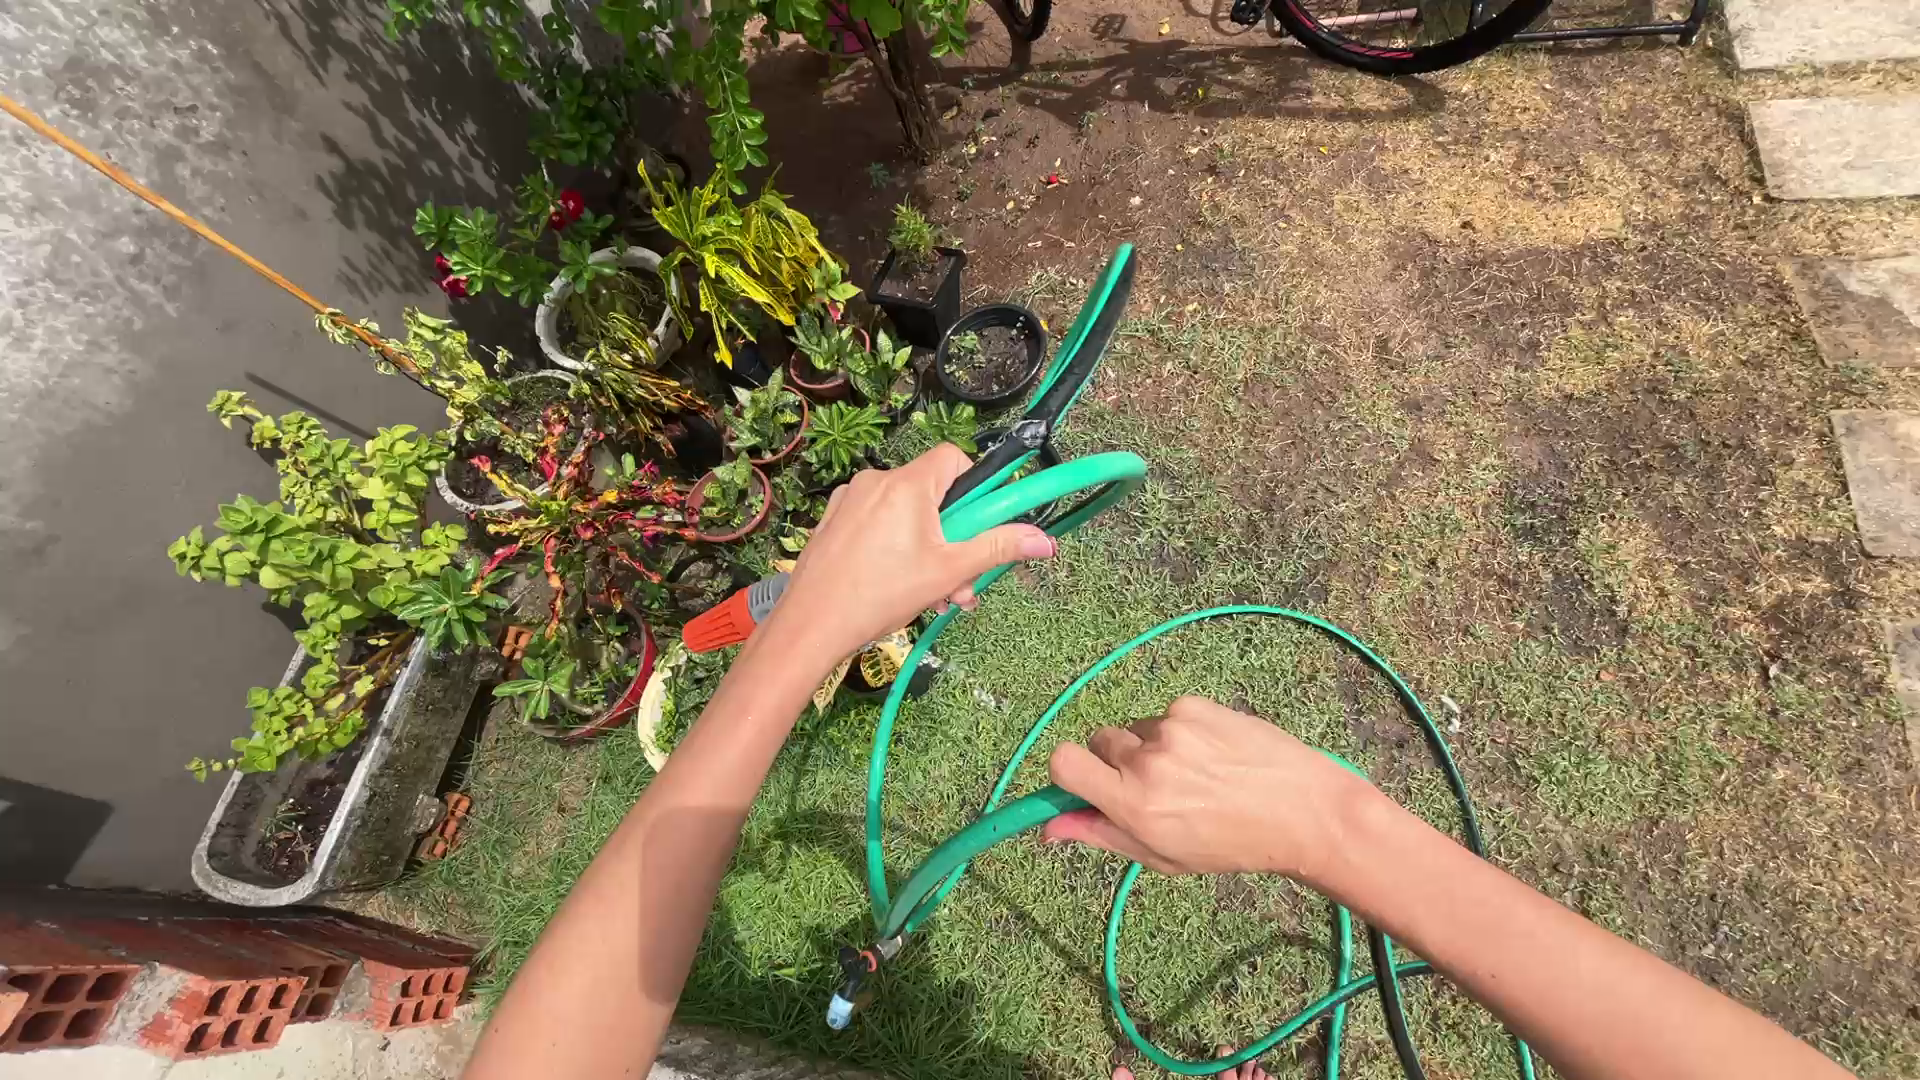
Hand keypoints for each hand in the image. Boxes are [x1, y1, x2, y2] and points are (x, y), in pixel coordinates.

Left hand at [765, 444, 1055, 663]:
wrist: (811, 625)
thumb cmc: (880, 595)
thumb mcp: (949, 572)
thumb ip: (998, 548)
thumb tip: (1044, 540)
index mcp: (907, 484)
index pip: (954, 458)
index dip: (975, 485)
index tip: (981, 520)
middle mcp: (877, 481)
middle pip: (932, 494)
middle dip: (954, 535)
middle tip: (959, 578)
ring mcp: (850, 500)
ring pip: (905, 514)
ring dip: (927, 549)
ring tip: (929, 593)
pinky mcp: (834, 521)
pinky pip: (878, 523)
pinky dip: (895, 547)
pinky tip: (895, 584)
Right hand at [1043, 696, 1377, 884]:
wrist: (1304, 810)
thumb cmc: (1230, 844)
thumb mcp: (1161, 855)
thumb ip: (1100, 835)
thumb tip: (1047, 828)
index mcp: (1134, 805)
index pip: (1064, 763)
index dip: (1067, 771)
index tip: (1084, 782)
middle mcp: (1147, 762)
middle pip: (1097, 741)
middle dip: (1115, 761)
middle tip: (1155, 785)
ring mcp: (1171, 728)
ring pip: (1134, 729)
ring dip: (1150, 747)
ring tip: (1196, 772)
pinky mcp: (1192, 705)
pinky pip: (1165, 715)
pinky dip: (1179, 732)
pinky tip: (1212, 753)